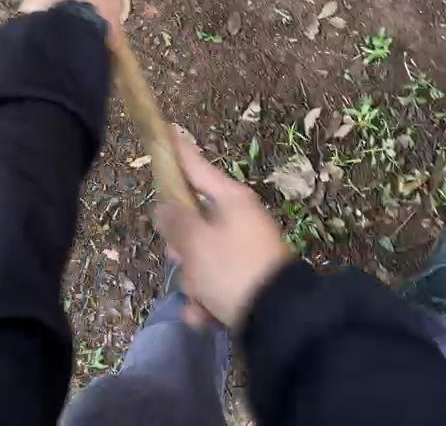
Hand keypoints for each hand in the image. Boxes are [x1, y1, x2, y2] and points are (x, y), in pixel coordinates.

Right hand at [154, 134, 293, 331]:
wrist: (279, 318)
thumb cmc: (233, 269)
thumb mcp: (197, 245)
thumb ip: (176, 223)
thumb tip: (166, 206)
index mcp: (231, 199)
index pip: (197, 167)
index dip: (178, 151)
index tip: (167, 128)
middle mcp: (239, 217)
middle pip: (195, 220)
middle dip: (183, 247)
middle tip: (179, 259)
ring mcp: (245, 247)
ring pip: (202, 256)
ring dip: (194, 281)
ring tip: (200, 301)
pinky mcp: (248, 277)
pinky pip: (216, 280)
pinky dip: (208, 299)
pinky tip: (205, 316)